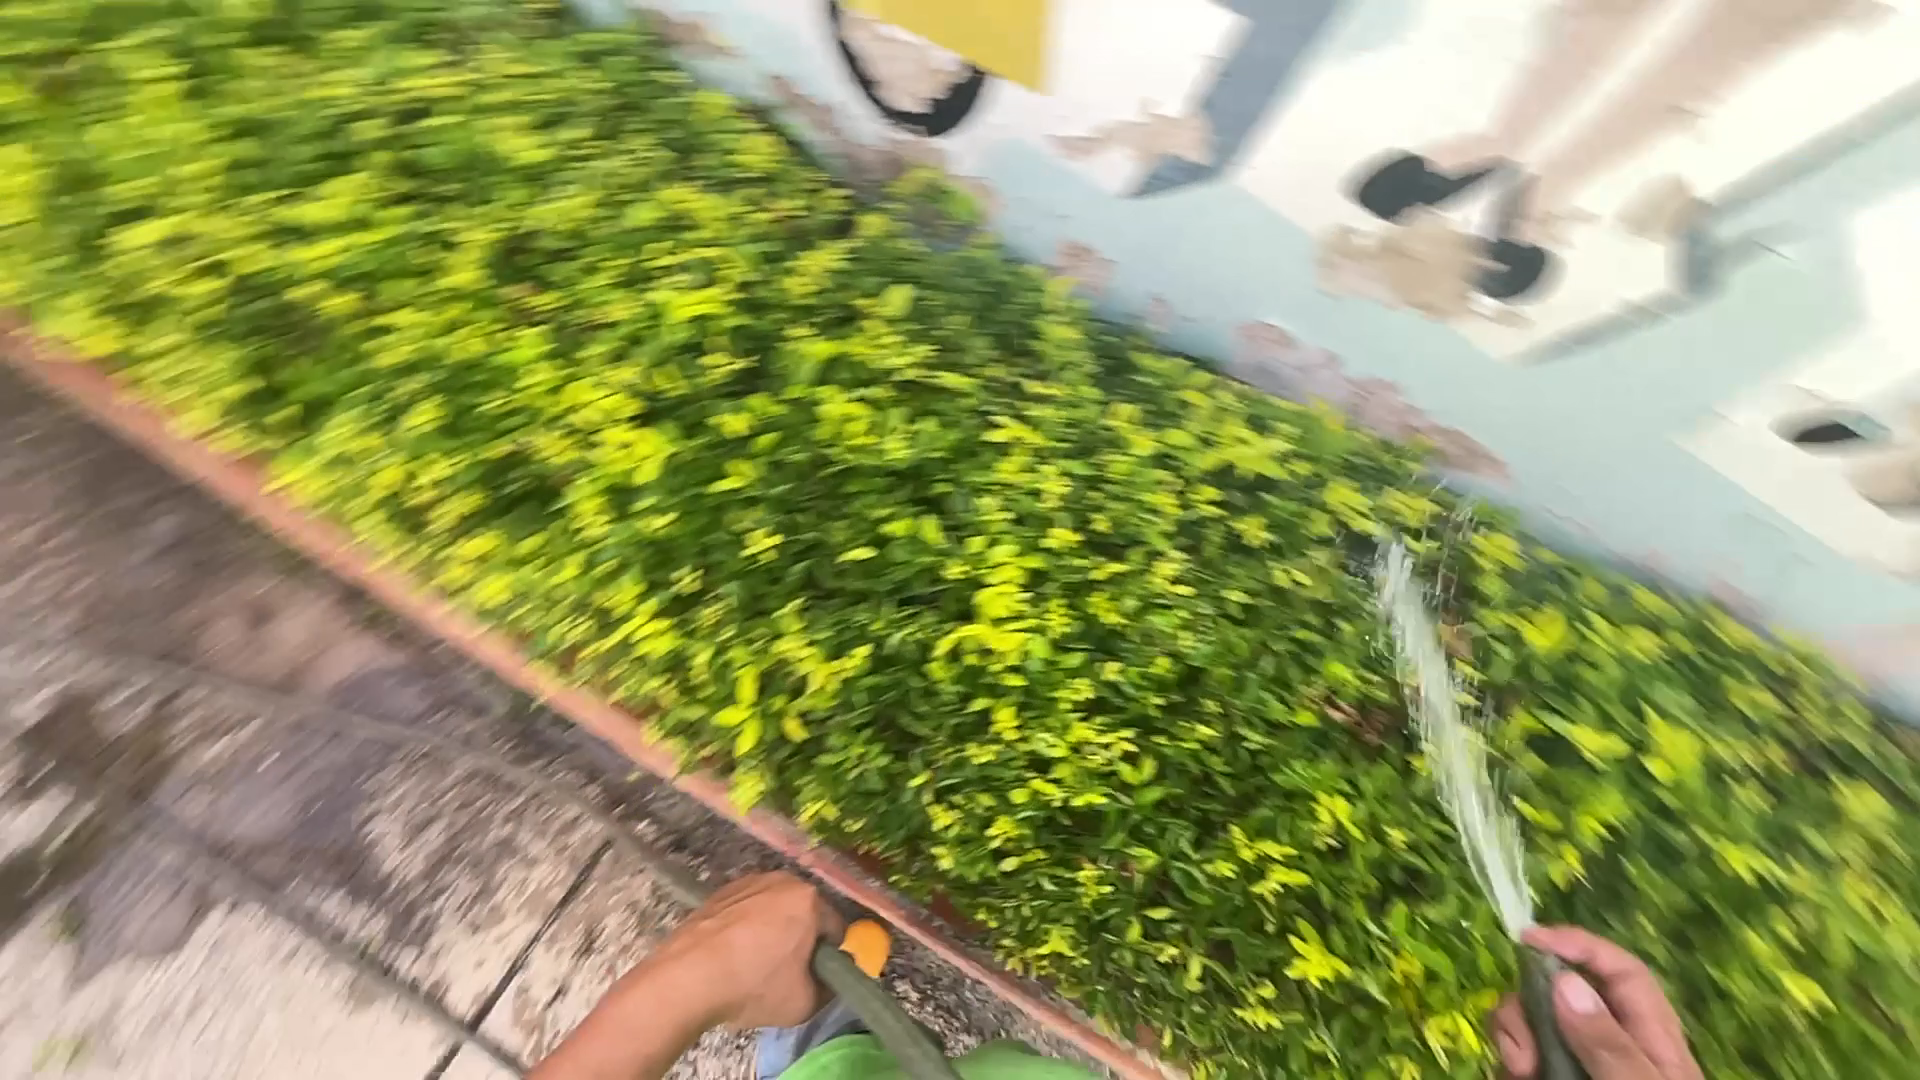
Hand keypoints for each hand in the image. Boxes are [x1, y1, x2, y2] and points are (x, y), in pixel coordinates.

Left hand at [648, 871, 845, 1029]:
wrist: (687, 977)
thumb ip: (827, 990)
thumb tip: (827, 979)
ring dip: (772, 929)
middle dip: (800, 938)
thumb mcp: (804, 1004)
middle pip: (805, 913)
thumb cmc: (753, 985)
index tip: (813, 977)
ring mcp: (751, 881)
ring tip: (752, 961)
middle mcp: (785, 880)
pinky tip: (731, 952)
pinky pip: (747, 907)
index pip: (835, 929)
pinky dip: (745, 925)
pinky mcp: (723, 890)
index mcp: (811, 900)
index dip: (828, 957)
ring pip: (774, 908)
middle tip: (784, 971)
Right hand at [1488, 927, 1702, 1079]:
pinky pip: (1516, 1056)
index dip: (1580, 945)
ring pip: (1529, 1021)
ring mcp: (1578, 1067)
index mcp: (1654, 1046)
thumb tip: (1565, 981)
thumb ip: (1611, 1049)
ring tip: (1516, 1076)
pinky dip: (1506, 1064)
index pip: (1622, 973)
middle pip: (1558, 991)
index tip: (1528, 941)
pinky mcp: (1548, 1078)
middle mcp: (1611, 1048)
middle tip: (1520, 1050)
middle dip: (1526, 1005)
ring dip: (1511, 1038)